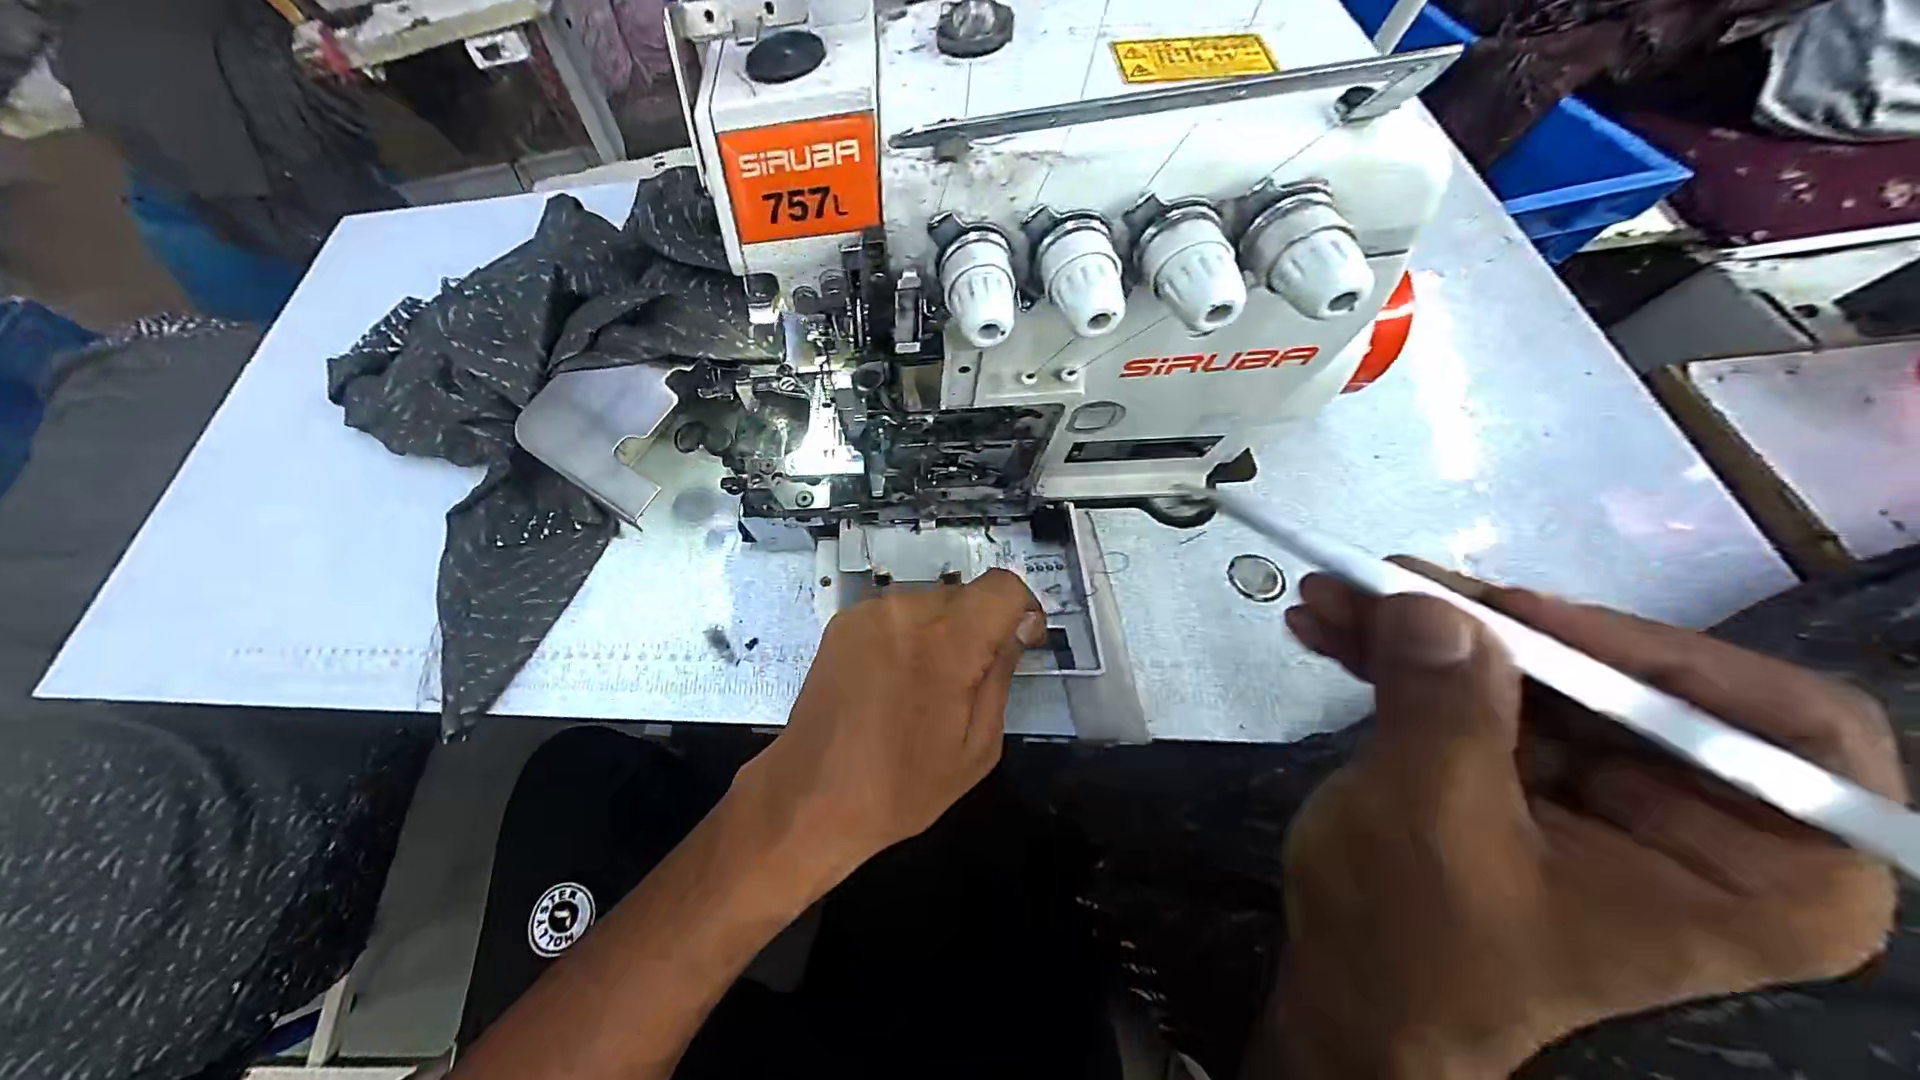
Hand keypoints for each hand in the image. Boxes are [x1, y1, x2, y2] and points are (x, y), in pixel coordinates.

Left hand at [731, 569, 1045, 871]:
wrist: (810, 796)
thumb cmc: (902, 785)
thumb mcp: (978, 746)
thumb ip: (1002, 674)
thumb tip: (1020, 627)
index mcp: (945, 643)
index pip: (1003, 587)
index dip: (1022, 608)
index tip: (1021, 641)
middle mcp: (904, 612)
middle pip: (967, 595)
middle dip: (980, 628)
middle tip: (968, 682)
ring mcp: (868, 613)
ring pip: (932, 602)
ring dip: (943, 632)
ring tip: (924, 688)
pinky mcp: (843, 622)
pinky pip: (897, 614)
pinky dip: (908, 636)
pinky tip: (894, 681)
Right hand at [1258, 562, 1905, 1079]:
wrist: (1348, 994)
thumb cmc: (1415, 943)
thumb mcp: (1433, 824)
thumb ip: (1443, 710)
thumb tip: (1429, 602)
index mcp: (1750, 868)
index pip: (1777, 725)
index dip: (1648, 652)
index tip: (1516, 616)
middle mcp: (1684, 812)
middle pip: (1601, 675)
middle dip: (1476, 625)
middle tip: (1383, 580)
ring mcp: (1584, 782)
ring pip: (1513, 669)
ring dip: (1410, 628)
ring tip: (1327, 598)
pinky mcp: (1505, 764)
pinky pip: (1460, 687)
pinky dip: (1390, 656)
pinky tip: (1323, 632)